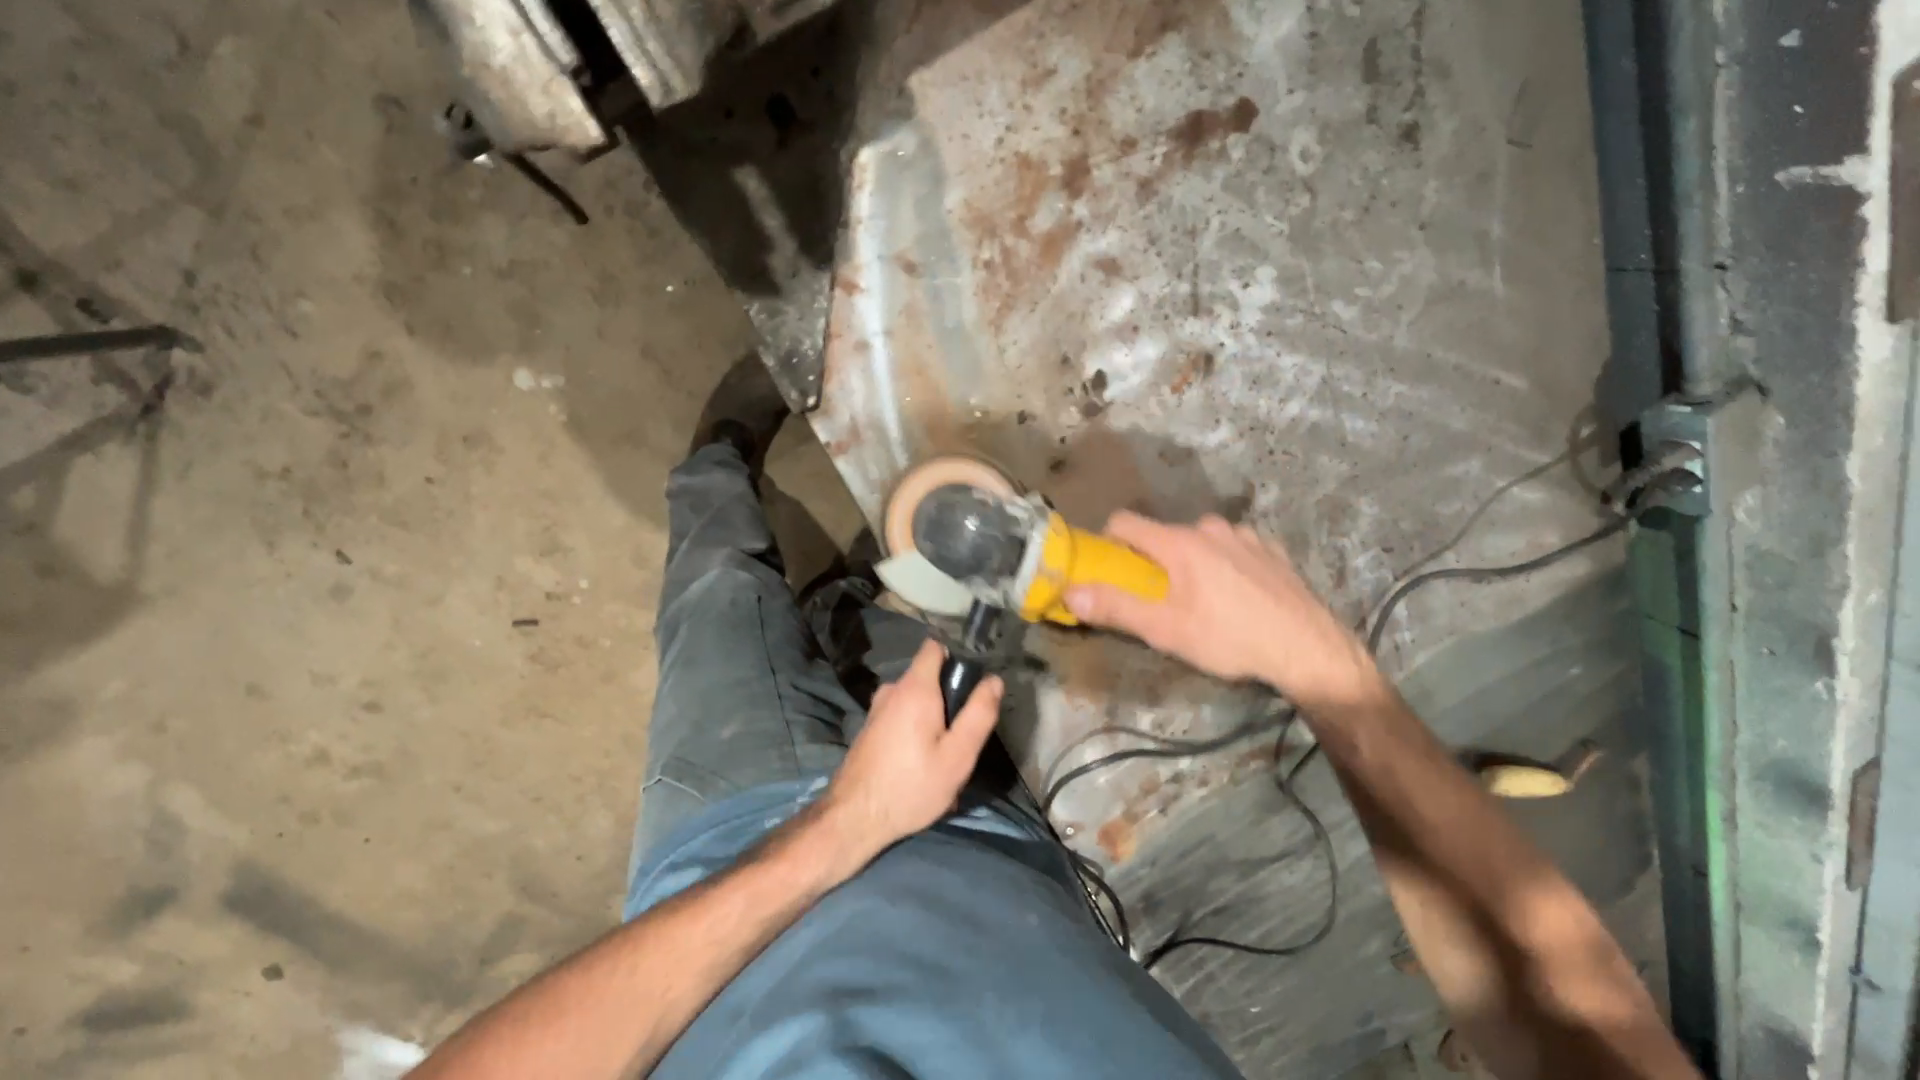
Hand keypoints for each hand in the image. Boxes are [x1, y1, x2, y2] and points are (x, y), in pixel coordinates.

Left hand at [821, 640, 1003, 858]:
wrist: (854, 818)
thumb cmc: (911, 785)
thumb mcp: (958, 755)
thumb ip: (979, 714)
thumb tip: (993, 681)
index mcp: (914, 688)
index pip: (934, 646)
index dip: (957, 656)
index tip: (973, 681)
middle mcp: (891, 690)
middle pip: (928, 679)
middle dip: (949, 701)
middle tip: (962, 737)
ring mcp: (876, 710)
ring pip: (916, 704)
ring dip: (932, 724)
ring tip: (943, 760)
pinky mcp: (870, 730)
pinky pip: (901, 720)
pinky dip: (915, 736)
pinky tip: (920, 770)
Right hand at [1064, 512, 1378, 708]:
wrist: (1308, 649)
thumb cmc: (1230, 639)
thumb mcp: (1165, 631)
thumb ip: (1115, 608)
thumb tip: (1070, 591)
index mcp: (1179, 542)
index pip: (1124, 522)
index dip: (1108, 542)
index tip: (1107, 570)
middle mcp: (1210, 528)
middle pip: (1163, 536)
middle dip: (1153, 562)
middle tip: (1159, 602)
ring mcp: (1245, 536)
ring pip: (1200, 543)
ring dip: (1191, 564)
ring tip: (1203, 604)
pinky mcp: (1272, 550)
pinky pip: (1233, 550)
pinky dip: (1224, 567)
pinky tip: (1237, 599)